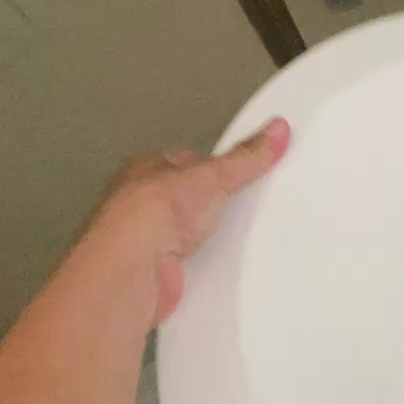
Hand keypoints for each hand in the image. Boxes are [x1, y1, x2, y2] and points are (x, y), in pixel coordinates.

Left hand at [79, 117, 289, 322]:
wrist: (130, 272)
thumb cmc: (147, 217)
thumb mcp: (213, 177)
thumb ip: (245, 158)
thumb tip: (274, 132)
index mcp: (146, 168)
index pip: (189, 160)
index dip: (218, 164)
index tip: (247, 166)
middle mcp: (140, 202)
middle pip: (190, 197)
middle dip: (214, 202)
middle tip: (242, 202)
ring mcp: (147, 238)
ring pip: (188, 231)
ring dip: (207, 235)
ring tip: (230, 234)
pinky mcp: (157, 269)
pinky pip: (190, 260)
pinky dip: (204, 262)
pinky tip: (216, 261)